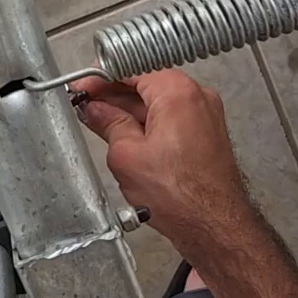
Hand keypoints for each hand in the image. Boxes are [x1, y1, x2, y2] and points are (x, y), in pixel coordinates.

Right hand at [74, 71, 256, 251]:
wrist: (214, 227)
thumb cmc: (179, 194)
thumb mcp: (126, 154)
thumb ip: (108, 123)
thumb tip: (94, 110)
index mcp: (177, 92)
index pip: (132, 69)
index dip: (102, 78)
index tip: (83, 87)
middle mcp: (196, 97)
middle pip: (146, 83)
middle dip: (113, 95)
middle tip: (85, 105)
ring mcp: (204, 116)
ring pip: (157, 102)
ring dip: (128, 110)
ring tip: (98, 123)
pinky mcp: (206, 135)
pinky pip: (170, 118)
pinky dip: (146, 123)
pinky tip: (123, 135)